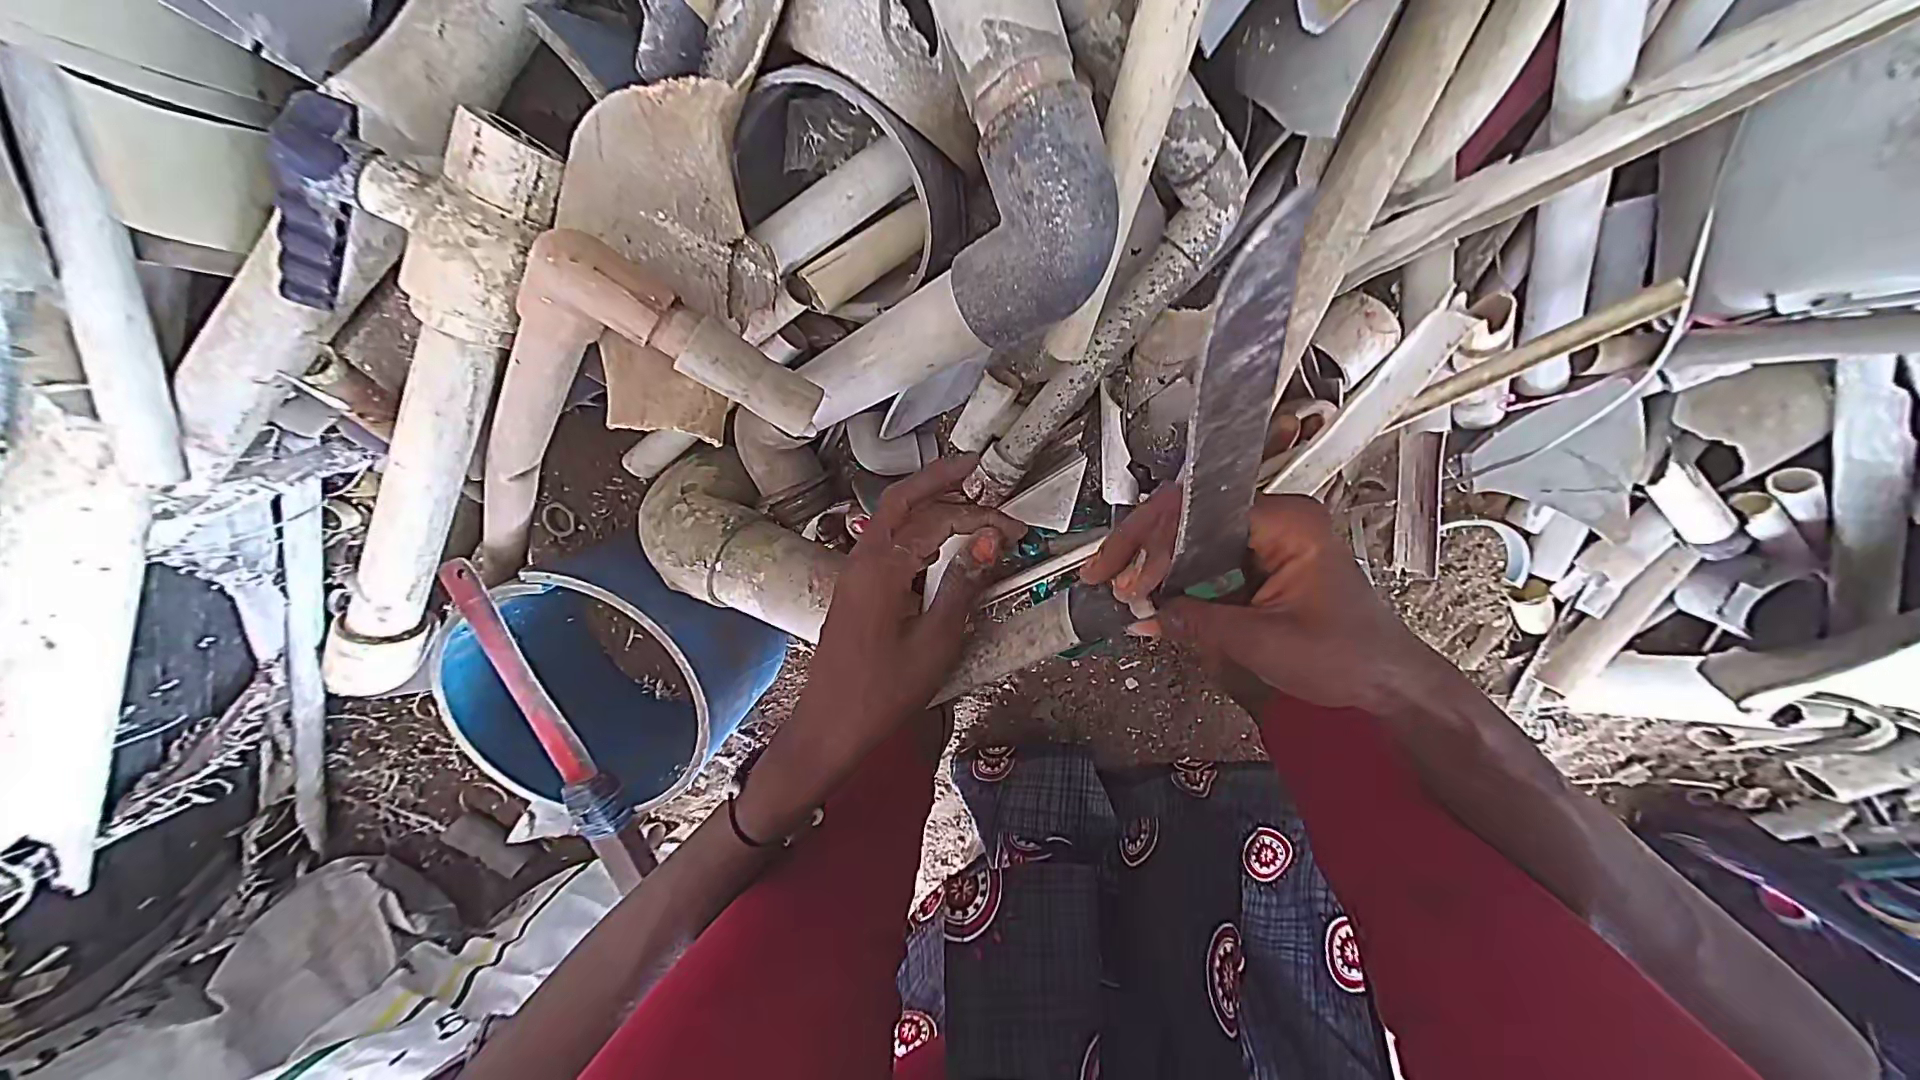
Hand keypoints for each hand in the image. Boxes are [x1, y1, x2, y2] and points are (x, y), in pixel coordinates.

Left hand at [736, 455, 1021, 837]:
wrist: (831, 726)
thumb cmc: (880, 693)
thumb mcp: (935, 641)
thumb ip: (962, 585)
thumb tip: (987, 542)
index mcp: (881, 569)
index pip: (937, 521)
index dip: (979, 517)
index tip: (1011, 526)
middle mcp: (862, 560)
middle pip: (902, 500)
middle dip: (941, 479)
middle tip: (978, 470)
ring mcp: (855, 572)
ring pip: (892, 519)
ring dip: (928, 503)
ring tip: (967, 498)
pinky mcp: (858, 588)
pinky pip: (888, 544)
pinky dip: (917, 531)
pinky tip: (943, 541)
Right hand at [1081, 484, 1444, 714]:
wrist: (1386, 684)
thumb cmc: (1348, 657)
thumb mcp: (1264, 642)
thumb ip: (1198, 622)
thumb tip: (1144, 612)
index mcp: (1288, 521)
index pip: (1203, 512)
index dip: (1159, 544)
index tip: (1133, 582)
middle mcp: (1271, 520)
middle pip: (1188, 518)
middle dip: (1141, 549)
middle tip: (1104, 575)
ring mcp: (1260, 542)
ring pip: (1188, 540)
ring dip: (1151, 566)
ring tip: (1119, 592)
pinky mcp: (1252, 566)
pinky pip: (1201, 565)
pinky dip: (1171, 584)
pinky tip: (1145, 603)